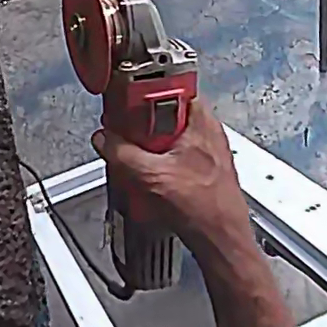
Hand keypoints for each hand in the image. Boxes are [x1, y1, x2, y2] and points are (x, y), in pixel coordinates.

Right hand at [92, 99, 257, 265]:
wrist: (221, 239)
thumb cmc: (204, 208)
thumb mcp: (151, 176)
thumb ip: (121, 153)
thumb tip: (105, 140)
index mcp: (201, 121)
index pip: (171, 87)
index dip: (146, 92)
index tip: (128, 101)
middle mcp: (207, 130)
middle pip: (166, 112)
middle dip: (143, 123)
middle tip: (127, 133)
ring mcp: (207, 148)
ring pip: (169, 134)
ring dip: (150, 144)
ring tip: (136, 157)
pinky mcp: (203, 166)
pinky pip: (175, 152)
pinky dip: (160, 159)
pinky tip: (150, 176)